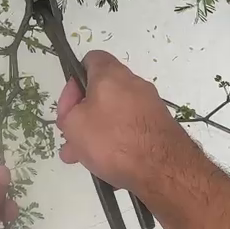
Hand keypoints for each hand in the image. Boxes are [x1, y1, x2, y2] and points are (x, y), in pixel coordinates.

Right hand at [55, 51, 204, 195]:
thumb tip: (75, 115)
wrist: (161, 168)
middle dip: (83, 116)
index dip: (74, 81)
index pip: (90, 60)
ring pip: (114, 115)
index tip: (69, 106)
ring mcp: (149, 106)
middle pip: (101, 92)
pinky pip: (130, 130)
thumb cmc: (113, 140)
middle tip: (73, 139)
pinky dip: (118, 143)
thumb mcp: (73, 124)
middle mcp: (133, 84)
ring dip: (98, 134)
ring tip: (86, 159)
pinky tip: (108, 165)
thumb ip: (68, 113)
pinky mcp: (158, 127)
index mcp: (110, 74)